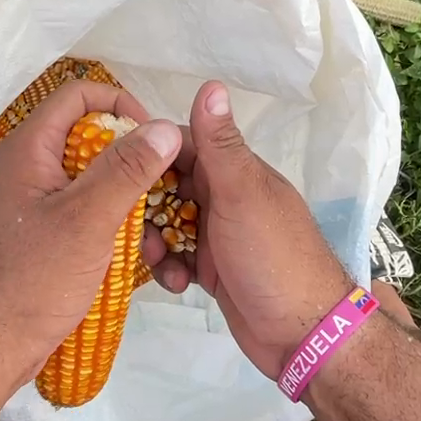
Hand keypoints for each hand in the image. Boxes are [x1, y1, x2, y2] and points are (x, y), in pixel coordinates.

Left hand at [0, 79, 182, 388]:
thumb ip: (126, 169)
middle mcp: (27, 165)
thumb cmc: (33, 278)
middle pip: (87, 135)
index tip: (152, 138)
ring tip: (152, 227)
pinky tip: (135, 249)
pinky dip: (110, 219)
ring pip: (90, 175)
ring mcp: (32, 199)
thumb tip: (165, 127)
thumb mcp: (87, 219)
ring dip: (124, 194)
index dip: (119, 104)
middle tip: (161, 185)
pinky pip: (82, 207)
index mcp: (28, 147)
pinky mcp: (40, 230)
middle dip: (130, 155)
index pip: (77, 94)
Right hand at [145, 80, 351, 377]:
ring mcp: (219, 234)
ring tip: (155, 257)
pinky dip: (171, 267)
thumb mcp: (242, 194)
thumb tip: (210, 83)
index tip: (117, 165)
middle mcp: (225, 197)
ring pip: (169, 223)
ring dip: (154, 238)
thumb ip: (220, 144)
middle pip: (168, 185)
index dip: (150, 152)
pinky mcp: (213, 269)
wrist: (303, 337)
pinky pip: (178, 257)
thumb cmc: (271, 256)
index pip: (181, 146)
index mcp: (234, 171)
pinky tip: (176, 283)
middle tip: (128, 223)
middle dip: (144, 203)